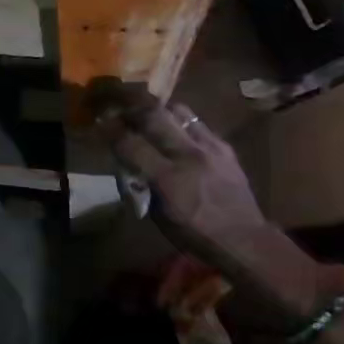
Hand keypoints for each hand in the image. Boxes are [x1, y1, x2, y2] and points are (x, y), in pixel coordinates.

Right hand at [96, 89, 271, 269]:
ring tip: (148, 113)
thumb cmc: (195, 236)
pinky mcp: (224, 146)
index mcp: (168, 179)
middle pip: (154, 116)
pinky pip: (197, 124)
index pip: (131, 144)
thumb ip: (143, 186)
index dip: (111, 131)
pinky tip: (176, 130)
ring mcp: (209, 147)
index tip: (100, 122)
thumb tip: (130, 164)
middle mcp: (188, 156)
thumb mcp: (159, 217)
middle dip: (131, 108)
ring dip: (159, 110)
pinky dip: (181, 123)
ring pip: (178, 111)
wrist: (243, 239)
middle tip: (119, 105)